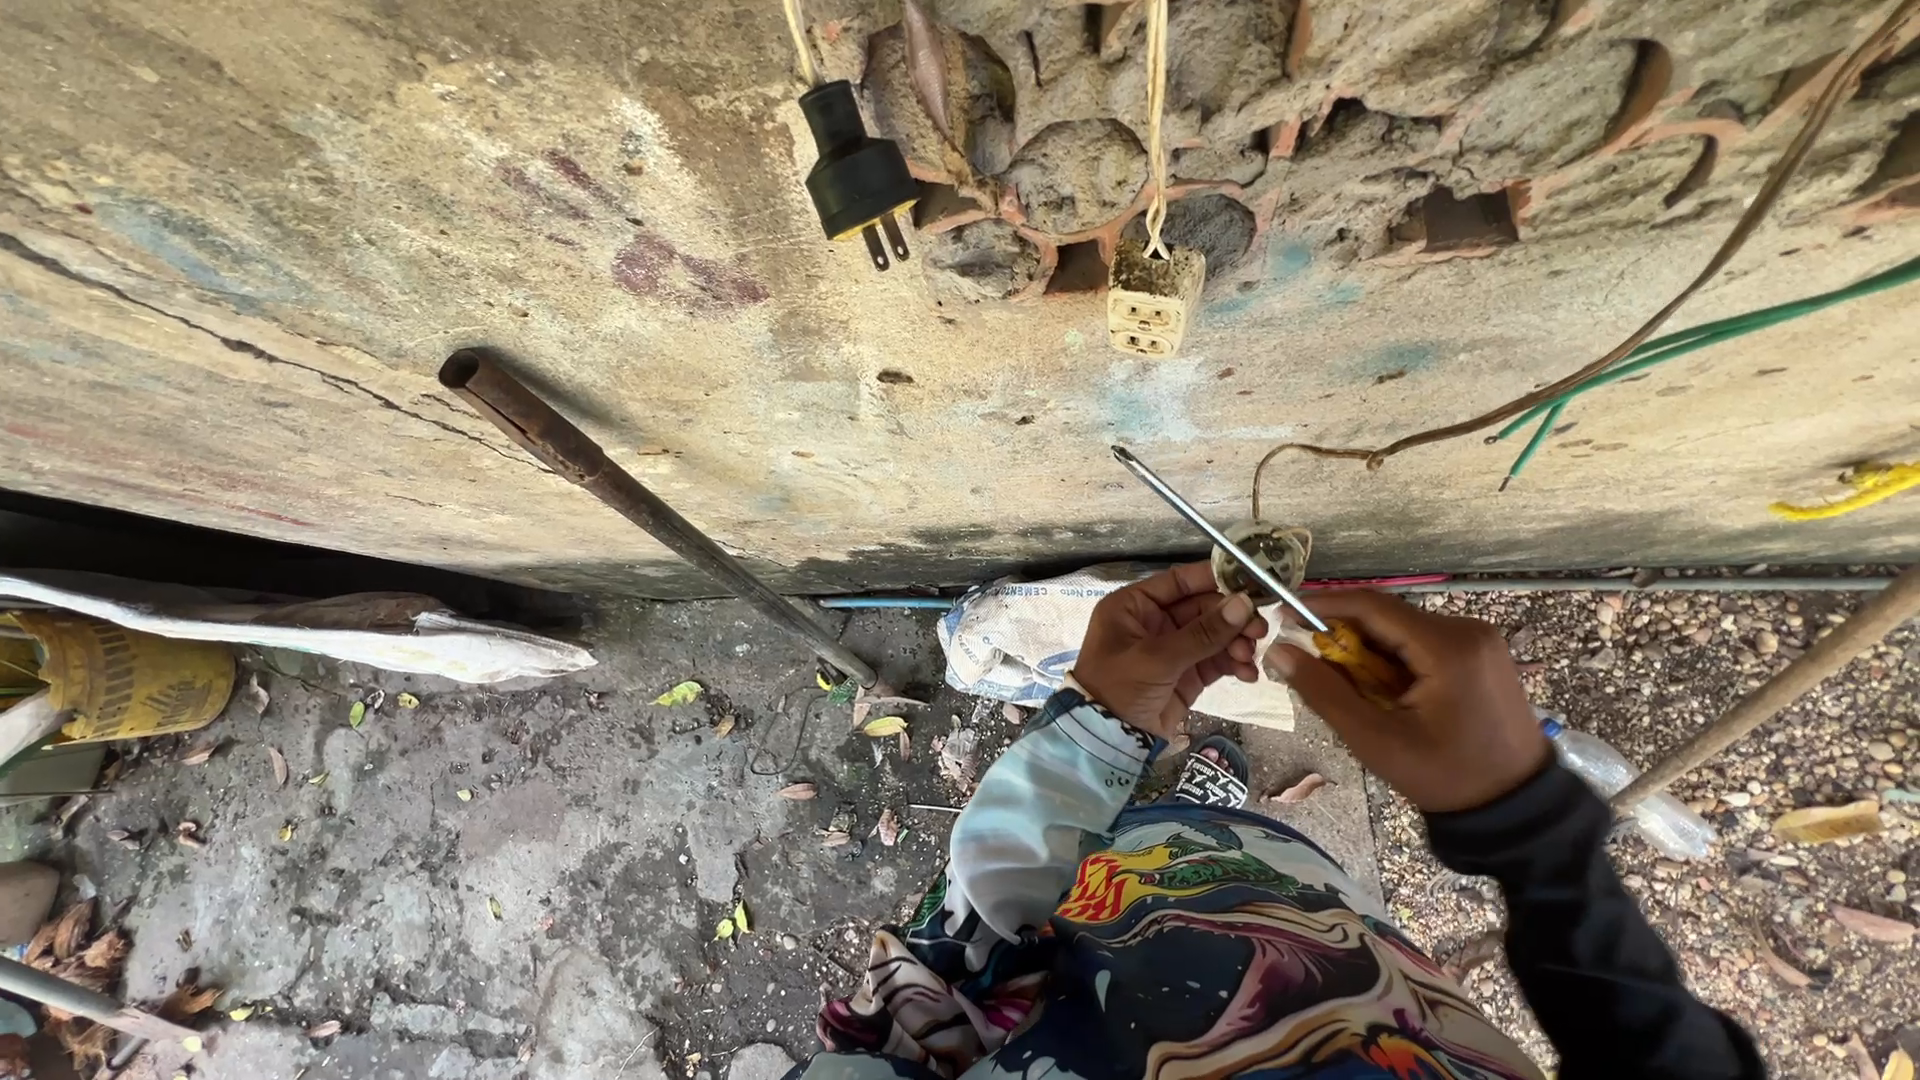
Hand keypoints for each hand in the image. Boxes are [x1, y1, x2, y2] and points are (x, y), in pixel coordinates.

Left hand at [1071, 562, 1267, 738]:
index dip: (1214, 579)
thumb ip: (1202, 633)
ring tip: (1249, 656)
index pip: (1178, 582)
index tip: (1251, 580)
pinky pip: (1216, 660)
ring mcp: (1171, 649)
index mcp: (1133, 606)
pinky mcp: (1186, 675)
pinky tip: (1247, 673)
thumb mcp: (1157, 658)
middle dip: (1232, 618)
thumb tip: (1244, 604)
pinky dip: (1233, 663)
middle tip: (1259, 628)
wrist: (1106, 741)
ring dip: (1236, 642)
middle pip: (1202, 608)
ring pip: (1213, 634)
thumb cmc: (1119, 688)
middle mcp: (1153, 622)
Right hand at [1262, 590, 1549, 812]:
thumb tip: (1278, 650)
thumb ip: (1322, 690)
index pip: (1370, 605)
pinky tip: (1373, 685)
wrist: (1517, 807)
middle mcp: (1467, 630)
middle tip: (1302, 656)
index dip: (1319, 605)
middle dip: (1338, 632)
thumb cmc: (1444, 775)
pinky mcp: (1478, 654)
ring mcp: (1477, 641)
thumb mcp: (1373, 738)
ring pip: (1398, 628)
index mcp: (1448, 646)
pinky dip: (1387, 657)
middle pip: (1384, 615)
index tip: (1280, 613)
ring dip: (1362, 647)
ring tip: (1337, 680)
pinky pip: (1417, 642)